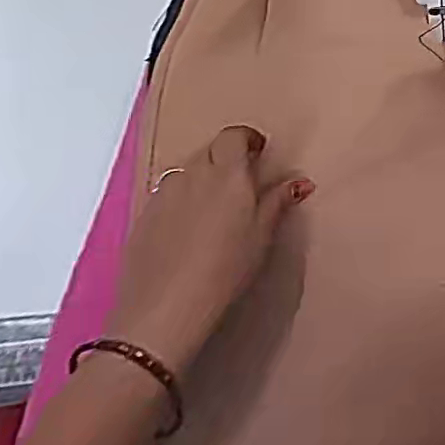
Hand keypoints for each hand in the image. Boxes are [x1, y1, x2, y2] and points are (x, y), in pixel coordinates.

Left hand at [106, 125, 311, 366]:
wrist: (165, 308)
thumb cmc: (224, 270)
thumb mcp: (261, 236)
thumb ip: (278, 201)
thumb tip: (300, 182)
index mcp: (227, 173)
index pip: (234, 136)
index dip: (247, 140)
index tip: (258, 152)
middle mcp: (193, 173)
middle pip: (211, 150)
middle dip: (226, 159)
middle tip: (240, 185)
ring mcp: (164, 193)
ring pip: (187, 171)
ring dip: (202, 179)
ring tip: (213, 210)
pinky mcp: (144, 214)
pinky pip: (167, 194)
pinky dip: (181, 200)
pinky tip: (187, 229)